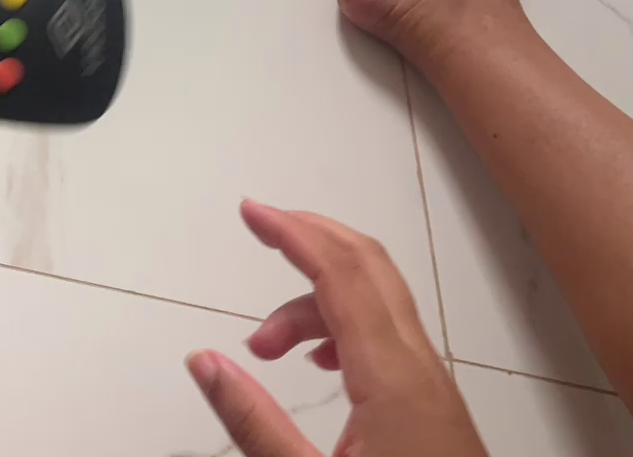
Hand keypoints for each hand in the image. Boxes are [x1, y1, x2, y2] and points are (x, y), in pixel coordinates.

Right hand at [186, 201, 487, 456]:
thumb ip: (253, 421)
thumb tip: (201, 359)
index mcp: (392, 379)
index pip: (340, 273)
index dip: (292, 232)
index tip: (250, 212)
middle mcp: (420, 367)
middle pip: (368, 265)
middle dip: (311, 233)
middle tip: (261, 224)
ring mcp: (431, 384)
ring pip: (372, 300)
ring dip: (313, 297)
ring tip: (265, 345)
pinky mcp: (431, 404)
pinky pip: (383, 332)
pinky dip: (339, 321)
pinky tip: (317, 360)